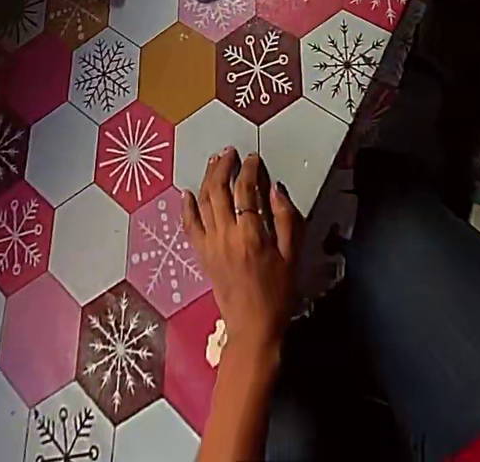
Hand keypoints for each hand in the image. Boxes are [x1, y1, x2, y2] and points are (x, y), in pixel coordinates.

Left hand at [183, 147, 298, 357]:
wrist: (253, 327)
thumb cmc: (277, 292)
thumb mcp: (292, 256)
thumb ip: (286, 219)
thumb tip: (275, 189)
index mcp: (251, 234)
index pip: (246, 190)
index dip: (249, 169)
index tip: (253, 158)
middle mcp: (226, 234)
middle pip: (219, 189)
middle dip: (224, 166)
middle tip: (230, 152)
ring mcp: (210, 244)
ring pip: (204, 201)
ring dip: (207, 178)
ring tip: (214, 161)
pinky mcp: (201, 254)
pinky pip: (190, 225)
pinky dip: (187, 206)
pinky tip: (187, 192)